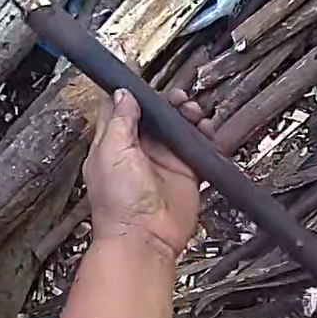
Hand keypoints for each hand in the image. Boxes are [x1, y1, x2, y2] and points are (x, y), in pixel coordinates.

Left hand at [84, 88, 212, 261]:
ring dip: (187, 116)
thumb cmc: (120, 205)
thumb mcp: (111, 152)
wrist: (145, 237)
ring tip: (193, 112)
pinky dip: (204, 137)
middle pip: (155, 116)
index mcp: (113, 145)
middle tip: (176, 98)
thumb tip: (124, 95)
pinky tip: (204, 129)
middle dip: (167, 103)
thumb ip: (119, 120)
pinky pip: (198, 149)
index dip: (132, 94)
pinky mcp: (185, 174)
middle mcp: (138, 152)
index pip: (121, 110)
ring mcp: (163, 163)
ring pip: (178, 129)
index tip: (142, 80)